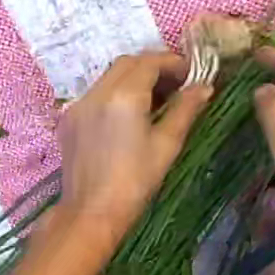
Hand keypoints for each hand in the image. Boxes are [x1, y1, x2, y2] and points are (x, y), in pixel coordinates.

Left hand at [57, 52, 211, 238]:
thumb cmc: (136, 181)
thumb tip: (204, 88)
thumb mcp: (167, 144)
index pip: (150, 62)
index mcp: (124, 96)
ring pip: (110, 76)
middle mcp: (97, 92)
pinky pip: (97, 93)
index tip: (192, 74)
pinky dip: (116, 93)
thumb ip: (185, 110)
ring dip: (135, 78)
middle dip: (154, 67)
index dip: (173, 63)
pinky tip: (130, 115)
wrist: (92, 212)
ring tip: (157, 99)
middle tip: (177, 85)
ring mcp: (80, 104)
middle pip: (128, 63)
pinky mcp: (70, 119)